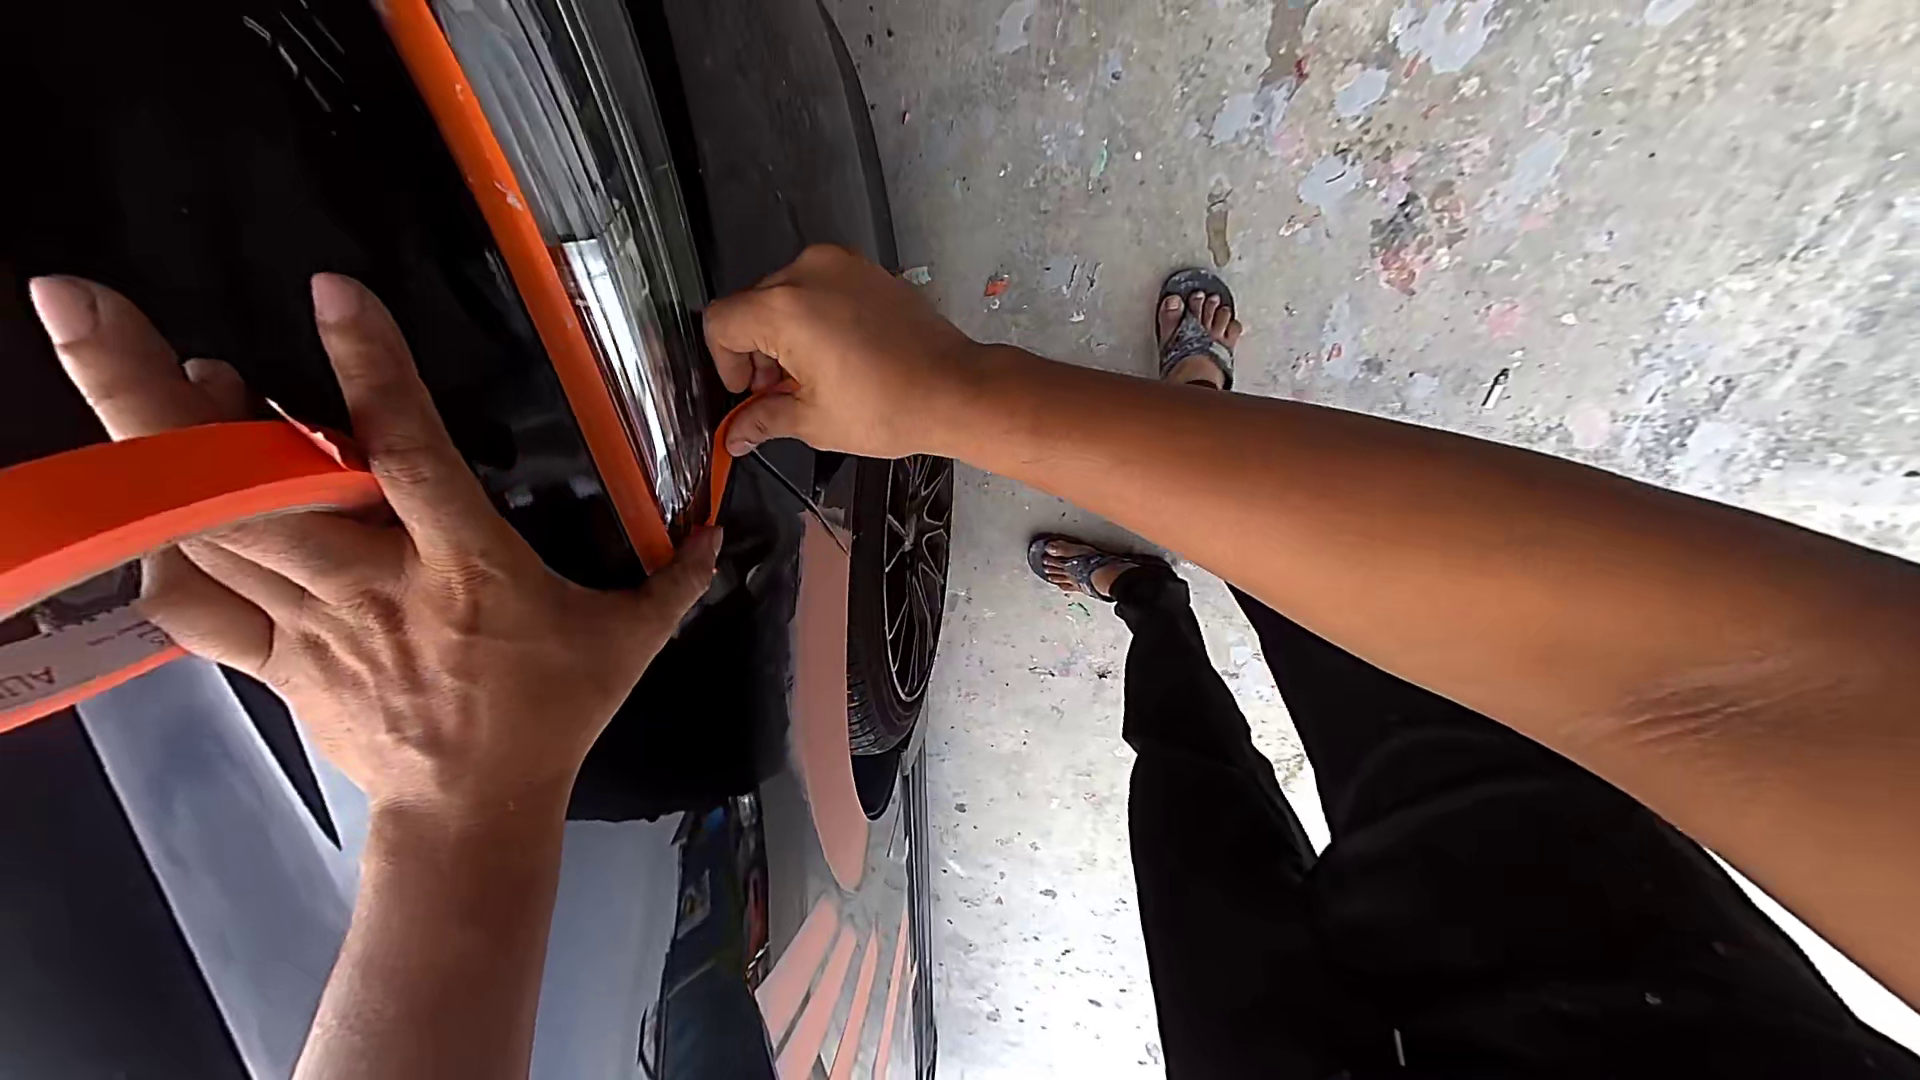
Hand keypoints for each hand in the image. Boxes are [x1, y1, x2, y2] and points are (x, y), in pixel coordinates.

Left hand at [27, 274, 719, 815]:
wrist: (477, 804)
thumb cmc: (559, 710)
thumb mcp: (634, 639)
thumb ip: (676, 580)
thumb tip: (717, 535)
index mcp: (467, 569)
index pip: (411, 455)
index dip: (373, 371)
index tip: (334, 295)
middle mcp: (373, 583)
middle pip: (243, 486)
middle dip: (150, 392)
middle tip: (90, 304)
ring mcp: (311, 624)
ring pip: (200, 530)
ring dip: (152, 450)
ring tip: (147, 379)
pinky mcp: (276, 662)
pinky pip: (193, 602)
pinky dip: (167, 546)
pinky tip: (176, 508)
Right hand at [703, 244, 985, 457]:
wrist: (956, 391)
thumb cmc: (892, 407)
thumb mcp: (816, 422)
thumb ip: (765, 420)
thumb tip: (737, 433)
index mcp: (785, 307)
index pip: (720, 323)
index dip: (724, 363)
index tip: (745, 391)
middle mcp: (810, 272)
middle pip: (754, 307)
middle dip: (758, 353)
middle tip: (780, 394)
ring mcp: (843, 266)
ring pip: (788, 296)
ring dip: (786, 337)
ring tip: (812, 379)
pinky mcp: (869, 272)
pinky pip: (823, 289)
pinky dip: (816, 319)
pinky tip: (838, 358)